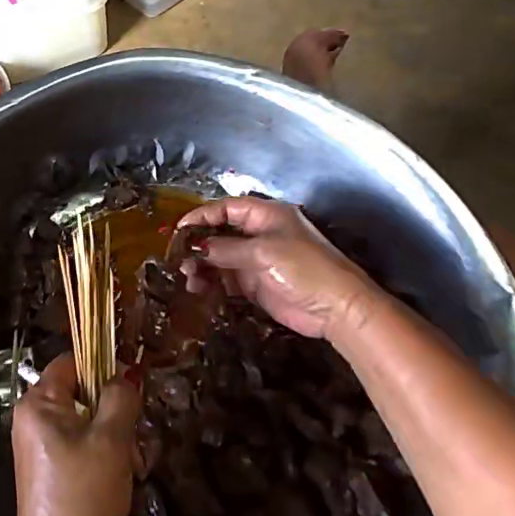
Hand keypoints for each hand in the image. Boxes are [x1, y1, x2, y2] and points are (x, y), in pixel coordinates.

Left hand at [10, 353, 138, 515]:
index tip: (133, 377)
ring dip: (117, 431)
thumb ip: (121, 395)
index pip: (73, 359)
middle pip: (83, 390)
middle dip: (116, 405)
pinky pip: (85, 442)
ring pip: (89, 418)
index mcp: (38, 404)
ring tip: (135, 455)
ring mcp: (43, 446)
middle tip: (136, 423)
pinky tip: (126, 469)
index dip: (104, 361)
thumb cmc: (83, 496)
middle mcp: (35, 420)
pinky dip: (107, 451)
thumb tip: (129, 369)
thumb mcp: (111, 438)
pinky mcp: (55, 470)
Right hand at [177, 197, 382, 340]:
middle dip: (199, 244)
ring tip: (188, 279)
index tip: (179, 229)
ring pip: (221, 258)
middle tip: (179, 258)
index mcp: (266, 215)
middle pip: (221, 233)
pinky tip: (198, 290)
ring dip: (203, 266)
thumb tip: (198, 247)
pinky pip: (228, 280)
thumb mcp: (263, 252)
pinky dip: (212, 283)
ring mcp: (258, 260)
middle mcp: (260, 234)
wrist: (336, 307)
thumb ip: (227, 248)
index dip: (203, 215)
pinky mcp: (257, 285)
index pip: (227, 208)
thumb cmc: (303, 268)